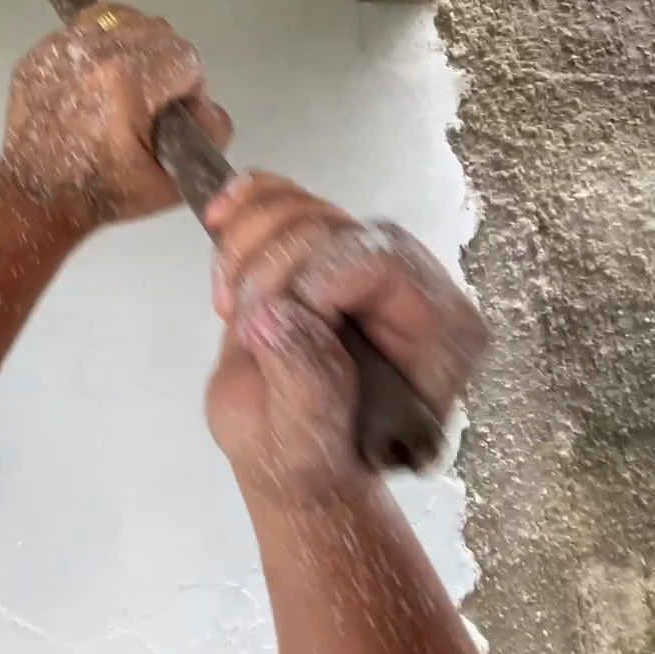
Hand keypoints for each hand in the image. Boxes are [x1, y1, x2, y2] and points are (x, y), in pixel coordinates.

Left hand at [0, 2, 232, 228]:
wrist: (37, 199)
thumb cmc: (105, 192)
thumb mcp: (173, 180)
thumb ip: (211, 133)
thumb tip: (204, 102)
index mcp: (126, 80)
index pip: (185, 55)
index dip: (187, 87)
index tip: (170, 114)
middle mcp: (93, 53)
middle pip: (156, 30)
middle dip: (162, 64)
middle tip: (148, 101)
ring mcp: (60, 48)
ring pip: (120, 19)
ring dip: (132, 47)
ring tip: (124, 84)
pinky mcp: (39, 54)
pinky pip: (84, 27)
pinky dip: (98, 46)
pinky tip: (95, 79)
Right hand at [201, 172, 489, 504]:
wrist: (281, 448)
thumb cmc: (305, 459)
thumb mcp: (306, 445)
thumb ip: (307, 387)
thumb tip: (273, 313)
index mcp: (436, 333)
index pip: (380, 258)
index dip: (309, 279)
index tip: (264, 326)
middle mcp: (410, 283)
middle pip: (330, 226)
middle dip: (266, 274)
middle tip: (245, 331)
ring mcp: (359, 258)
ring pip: (298, 206)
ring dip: (243, 251)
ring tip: (234, 310)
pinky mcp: (315, 245)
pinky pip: (280, 195)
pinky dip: (241, 205)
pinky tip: (218, 221)